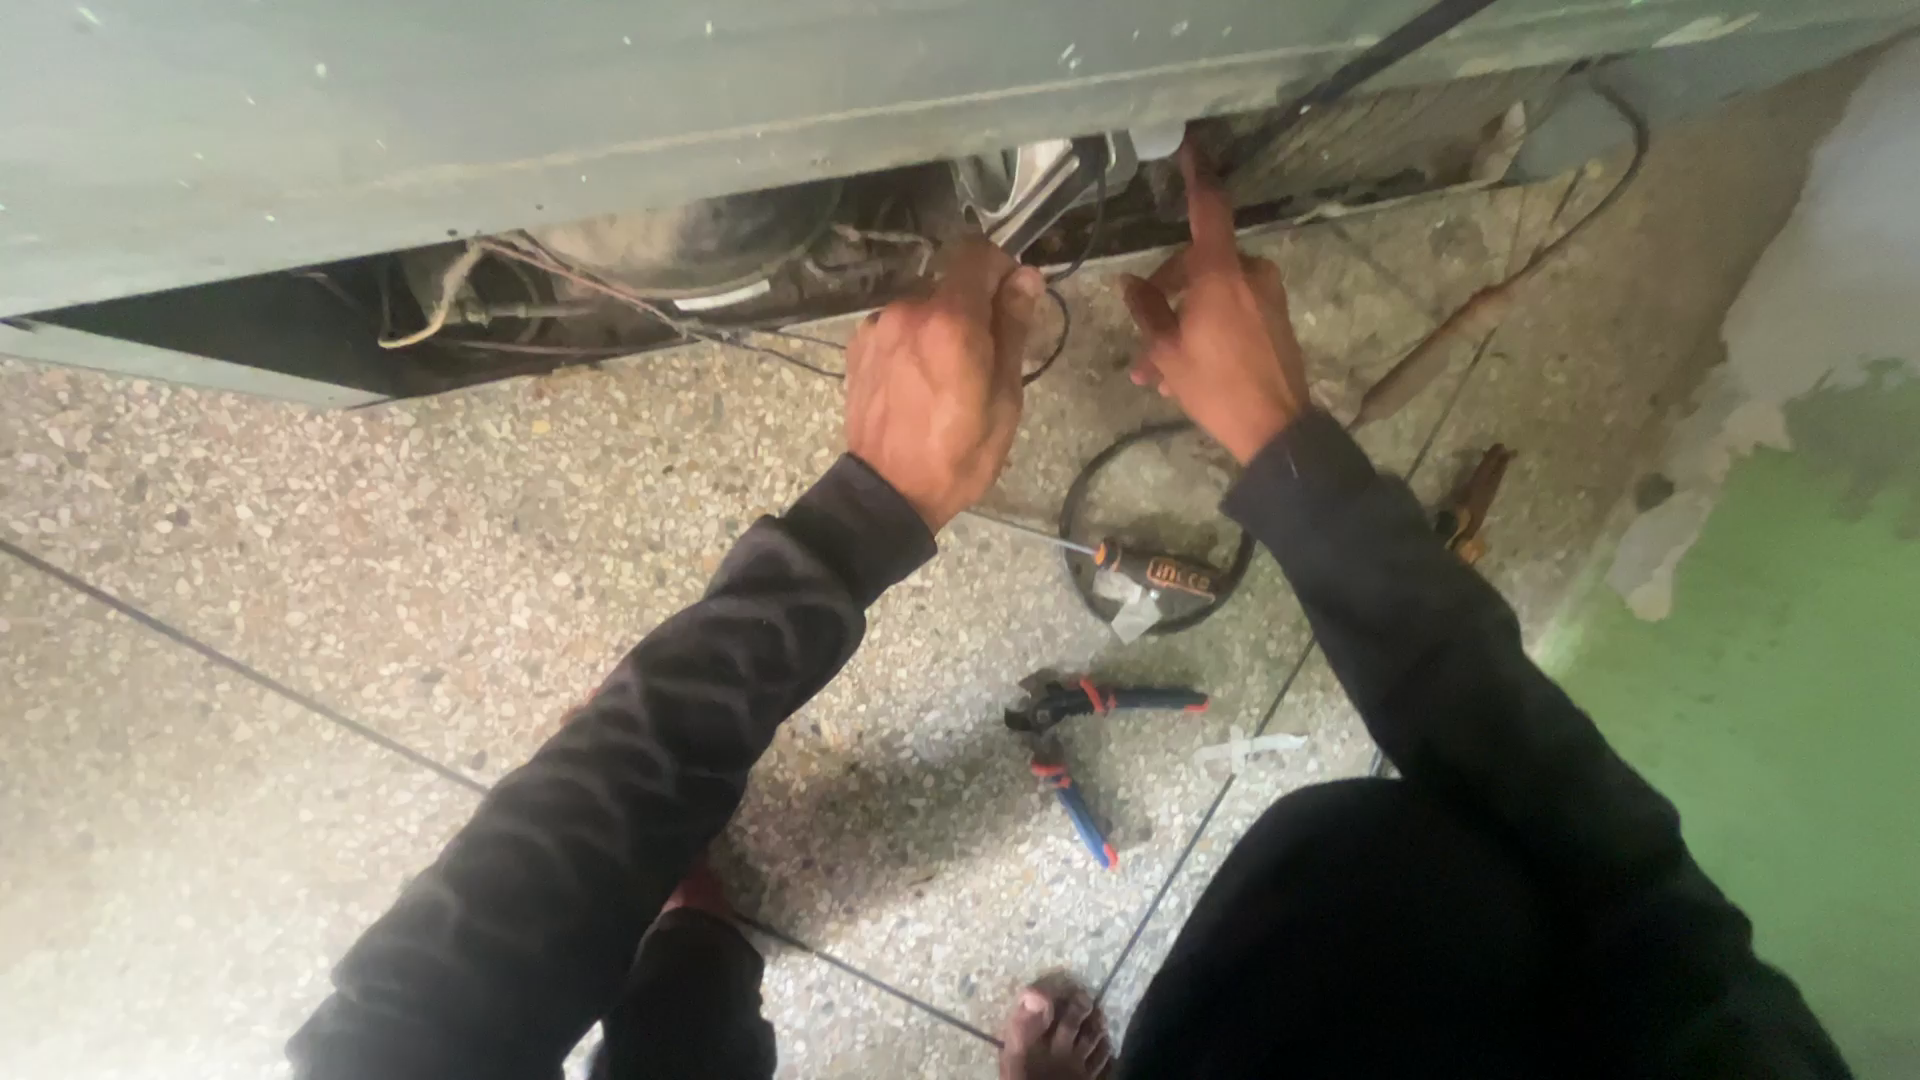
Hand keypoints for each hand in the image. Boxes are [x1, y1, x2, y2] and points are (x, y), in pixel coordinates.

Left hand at [845, 237, 1044, 531]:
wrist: (890, 493)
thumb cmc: (960, 454)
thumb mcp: (1005, 397)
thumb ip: (1012, 328)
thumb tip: (1025, 277)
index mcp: (950, 319)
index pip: (977, 252)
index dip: (1000, 268)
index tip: (1010, 301)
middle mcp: (907, 309)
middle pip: (949, 283)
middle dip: (971, 308)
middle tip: (982, 358)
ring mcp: (877, 327)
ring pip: (921, 307)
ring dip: (939, 327)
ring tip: (945, 378)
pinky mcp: (858, 348)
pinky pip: (896, 328)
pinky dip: (912, 342)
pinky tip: (915, 383)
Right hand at [1118, 139, 1310, 462]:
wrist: (1274, 427)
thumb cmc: (1215, 386)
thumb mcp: (1168, 352)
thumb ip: (1147, 311)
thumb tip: (1128, 283)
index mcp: (1221, 274)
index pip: (1208, 209)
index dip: (1196, 176)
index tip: (1189, 146)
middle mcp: (1249, 275)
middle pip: (1199, 263)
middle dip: (1166, 294)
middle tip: (1142, 337)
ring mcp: (1266, 298)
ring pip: (1211, 296)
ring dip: (1181, 323)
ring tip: (1154, 370)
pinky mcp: (1274, 321)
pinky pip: (1230, 313)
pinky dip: (1204, 331)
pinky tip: (1181, 371)